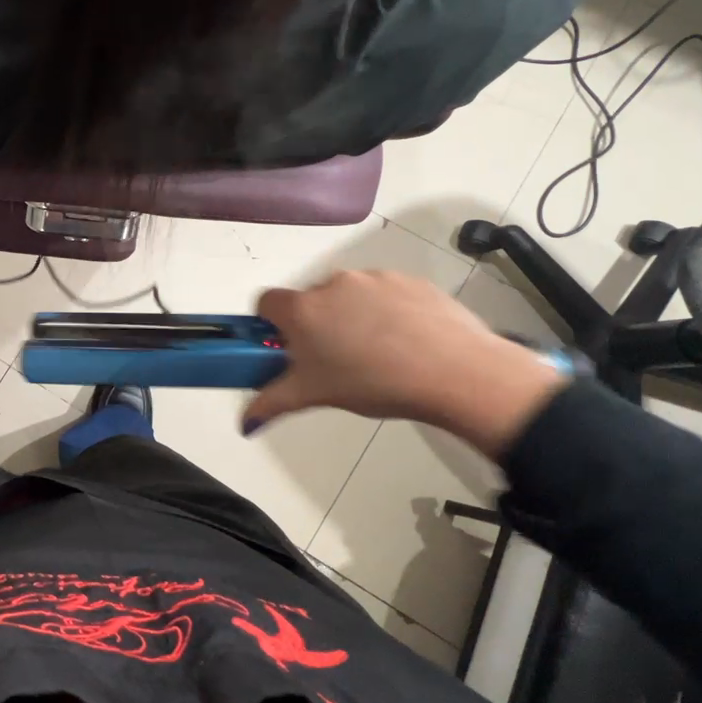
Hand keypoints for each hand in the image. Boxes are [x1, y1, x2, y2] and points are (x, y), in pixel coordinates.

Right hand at [242, 271, 568, 458]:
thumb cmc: (373, 383)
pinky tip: (405, 343)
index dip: (270, 325)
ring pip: (348, 296)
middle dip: (314, 325)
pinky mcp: (411, 281)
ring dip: (350, 317)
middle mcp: (332, 284)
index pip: (265, 303)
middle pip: (309, 301)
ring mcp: (374, 278)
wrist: (457, 372)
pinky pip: (385, 294)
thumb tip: (244, 423)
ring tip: (375, 354)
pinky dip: (386, 313)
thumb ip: (271, 404)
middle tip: (333, 360)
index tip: (286, 348)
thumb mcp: (314, 397)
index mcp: (301, 309)